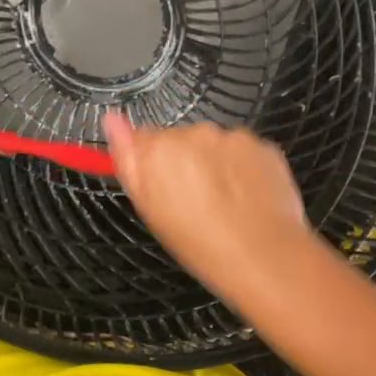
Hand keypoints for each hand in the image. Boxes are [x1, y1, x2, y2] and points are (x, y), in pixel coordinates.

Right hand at [101, 111, 335, 306]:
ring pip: (214, 145)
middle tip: (193, 202)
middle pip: (180, 140)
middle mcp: (194, 132)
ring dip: (214, 164)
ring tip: (224, 203)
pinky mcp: (263, 146)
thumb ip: (127, 158)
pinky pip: (244, 152)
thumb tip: (111, 118)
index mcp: (159, 146)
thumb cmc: (198, 242)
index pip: (143, 139)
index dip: (151, 163)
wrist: (265, 257)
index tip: (161, 188)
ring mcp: (232, 137)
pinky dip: (242, 168)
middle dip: (183, 162)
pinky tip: (247, 198)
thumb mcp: (150, 208)